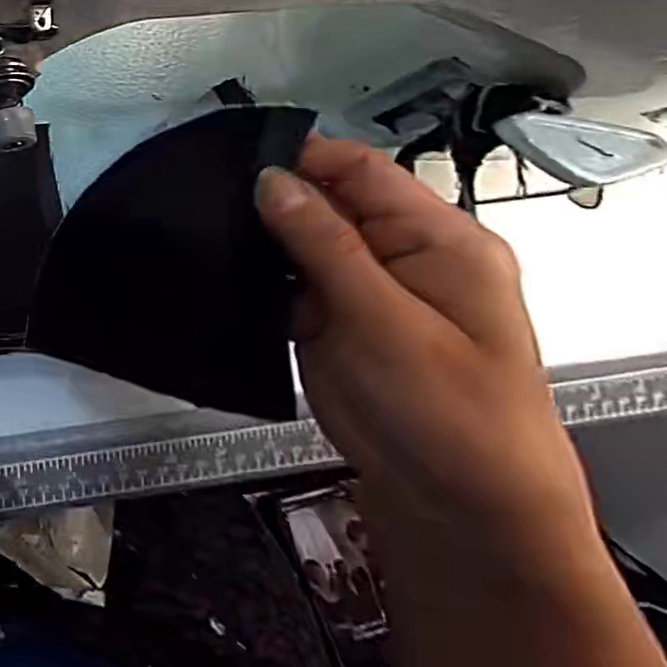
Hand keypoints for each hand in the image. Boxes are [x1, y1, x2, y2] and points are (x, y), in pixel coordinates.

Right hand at [254, 136, 596, 567]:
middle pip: (325, 201)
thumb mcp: (388, 323)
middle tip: (212, 198)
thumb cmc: (453, 415)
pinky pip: (286, 281)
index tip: (242, 159)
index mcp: (437, 238)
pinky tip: (226, 273)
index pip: (362, 170)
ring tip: (210, 232)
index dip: (304, 157)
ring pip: (298, 240)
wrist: (456, 509)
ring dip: (261, 238)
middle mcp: (396, 253)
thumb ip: (328, 246)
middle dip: (273, 198)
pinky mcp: (329, 319)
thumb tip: (272, 179)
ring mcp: (359, 288)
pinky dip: (258, 277)